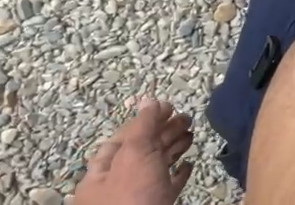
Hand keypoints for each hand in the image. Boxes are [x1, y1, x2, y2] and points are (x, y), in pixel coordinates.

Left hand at [74, 98, 193, 204]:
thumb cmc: (130, 197)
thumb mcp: (135, 154)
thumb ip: (143, 125)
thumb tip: (150, 100)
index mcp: (102, 173)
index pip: (122, 138)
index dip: (145, 120)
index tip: (169, 107)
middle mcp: (116, 185)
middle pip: (141, 150)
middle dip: (164, 131)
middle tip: (187, 117)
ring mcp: (136, 199)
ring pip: (156, 167)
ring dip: (174, 148)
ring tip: (192, 135)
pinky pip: (167, 187)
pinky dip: (179, 174)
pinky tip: (189, 165)